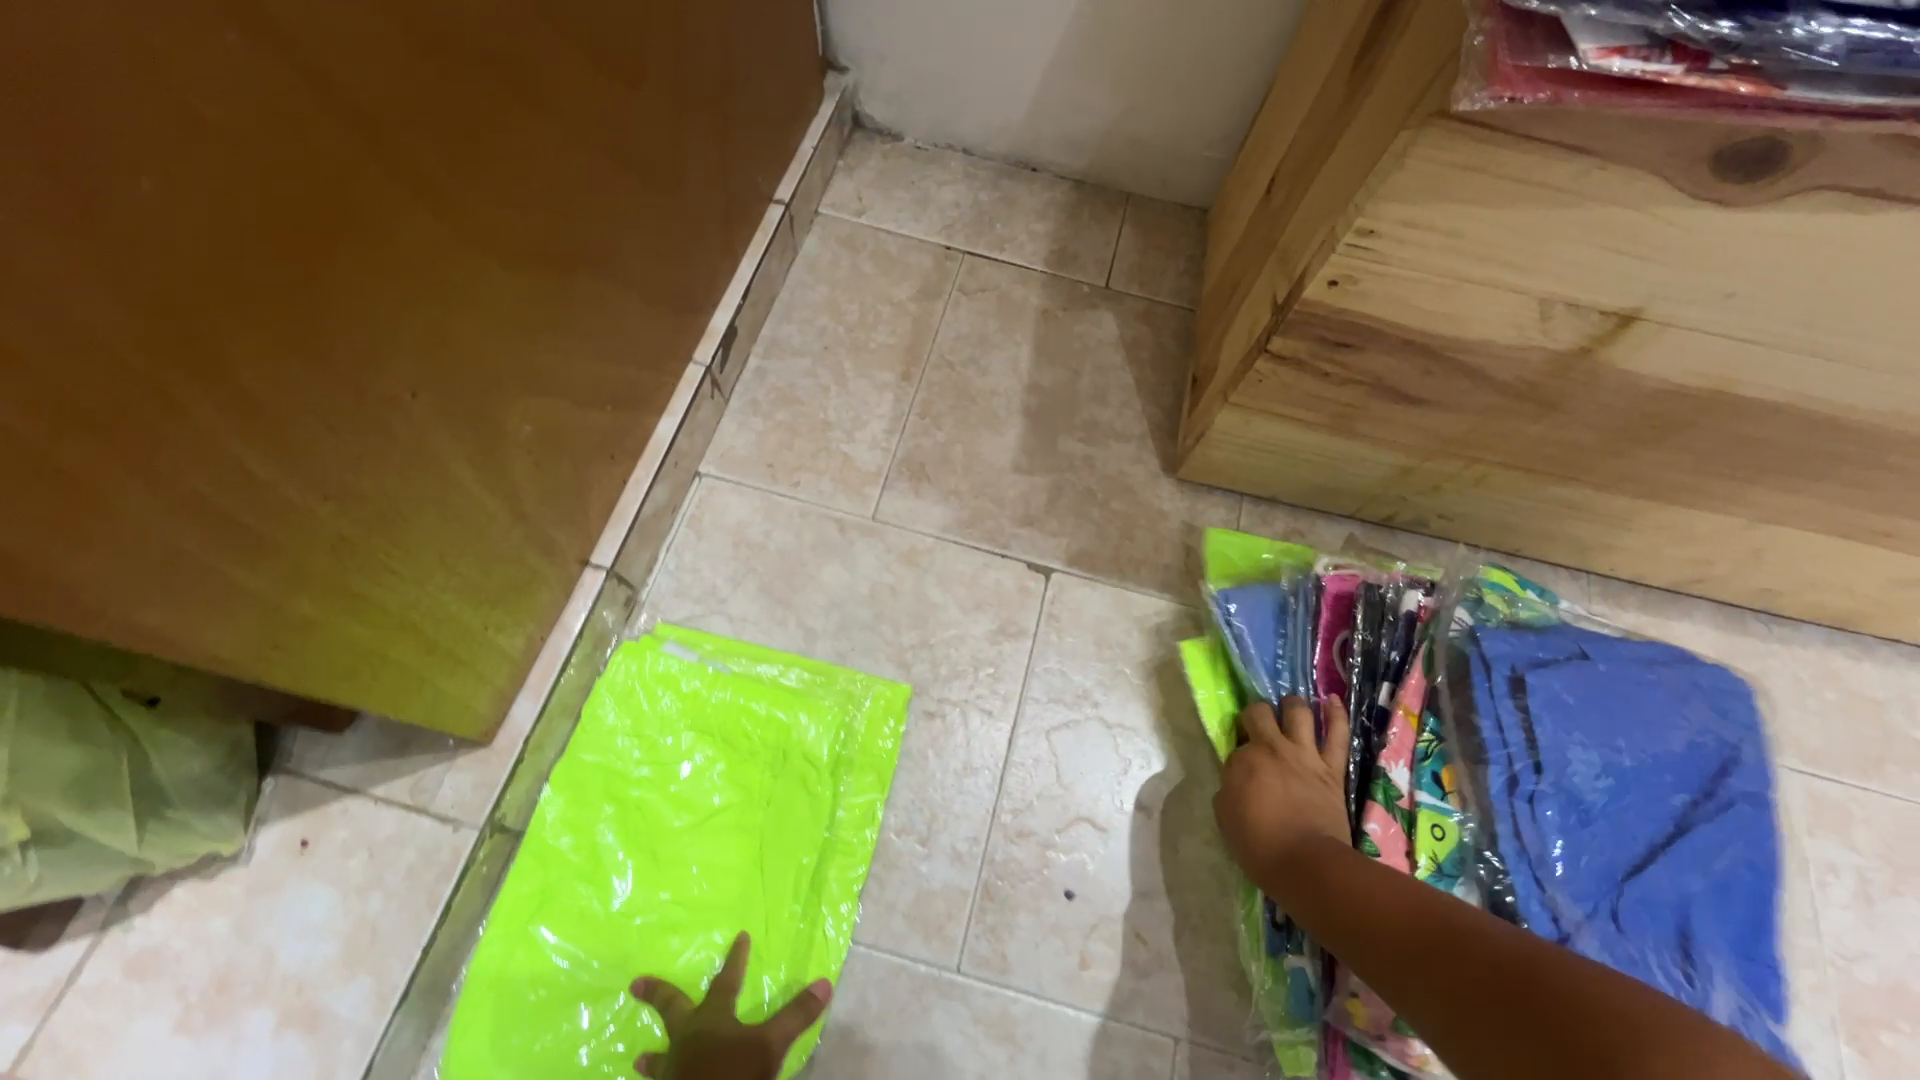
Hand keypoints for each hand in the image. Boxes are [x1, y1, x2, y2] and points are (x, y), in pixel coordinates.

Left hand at [629, 931, 832, 1079]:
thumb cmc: (734, 1075)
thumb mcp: (771, 1045)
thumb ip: (796, 1014)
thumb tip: (824, 982)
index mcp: (711, 1018)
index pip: (726, 981)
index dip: (736, 959)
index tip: (741, 936)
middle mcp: (686, 1039)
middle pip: (672, 1009)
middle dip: (657, 994)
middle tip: (635, 984)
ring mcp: (672, 1071)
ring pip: (660, 1057)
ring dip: (653, 1055)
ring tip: (640, 1057)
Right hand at [1213, 696, 1351, 887]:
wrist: (1305, 862)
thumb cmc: (1258, 844)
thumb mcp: (1225, 816)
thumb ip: (1229, 789)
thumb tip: (1237, 781)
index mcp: (1242, 761)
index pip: (1235, 745)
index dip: (1237, 752)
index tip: (1240, 766)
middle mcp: (1271, 748)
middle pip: (1259, 713)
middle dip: (1256, 715)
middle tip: (1257, 727)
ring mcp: (1305, 755)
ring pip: (1297, 712)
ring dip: (1291, 705)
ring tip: (1289, 707)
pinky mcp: (1331, 768)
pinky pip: (1337, 734)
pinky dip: (1336, 713)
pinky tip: (1332, 699)